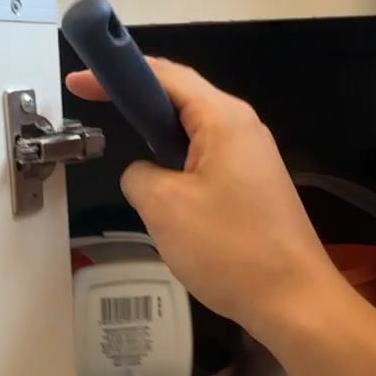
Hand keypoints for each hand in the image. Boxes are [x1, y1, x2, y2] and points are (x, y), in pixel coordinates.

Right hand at [67, 58, 350, 342]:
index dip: (118, 72)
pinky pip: (205, 159)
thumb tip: (144, 174)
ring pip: (192, 133)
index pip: (164, 75)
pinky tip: (161, 190)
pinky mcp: (253, 186)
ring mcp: (251, 158)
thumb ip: (138, 175)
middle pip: (180, 98)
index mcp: (224, 119)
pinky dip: (176, 163)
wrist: (295, 303)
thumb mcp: (163, 207)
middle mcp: (242, 128)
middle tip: (94, 107)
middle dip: (136, 101)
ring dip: (156, 137)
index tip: (81, 79)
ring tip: (124, 149)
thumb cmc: (231, 249)